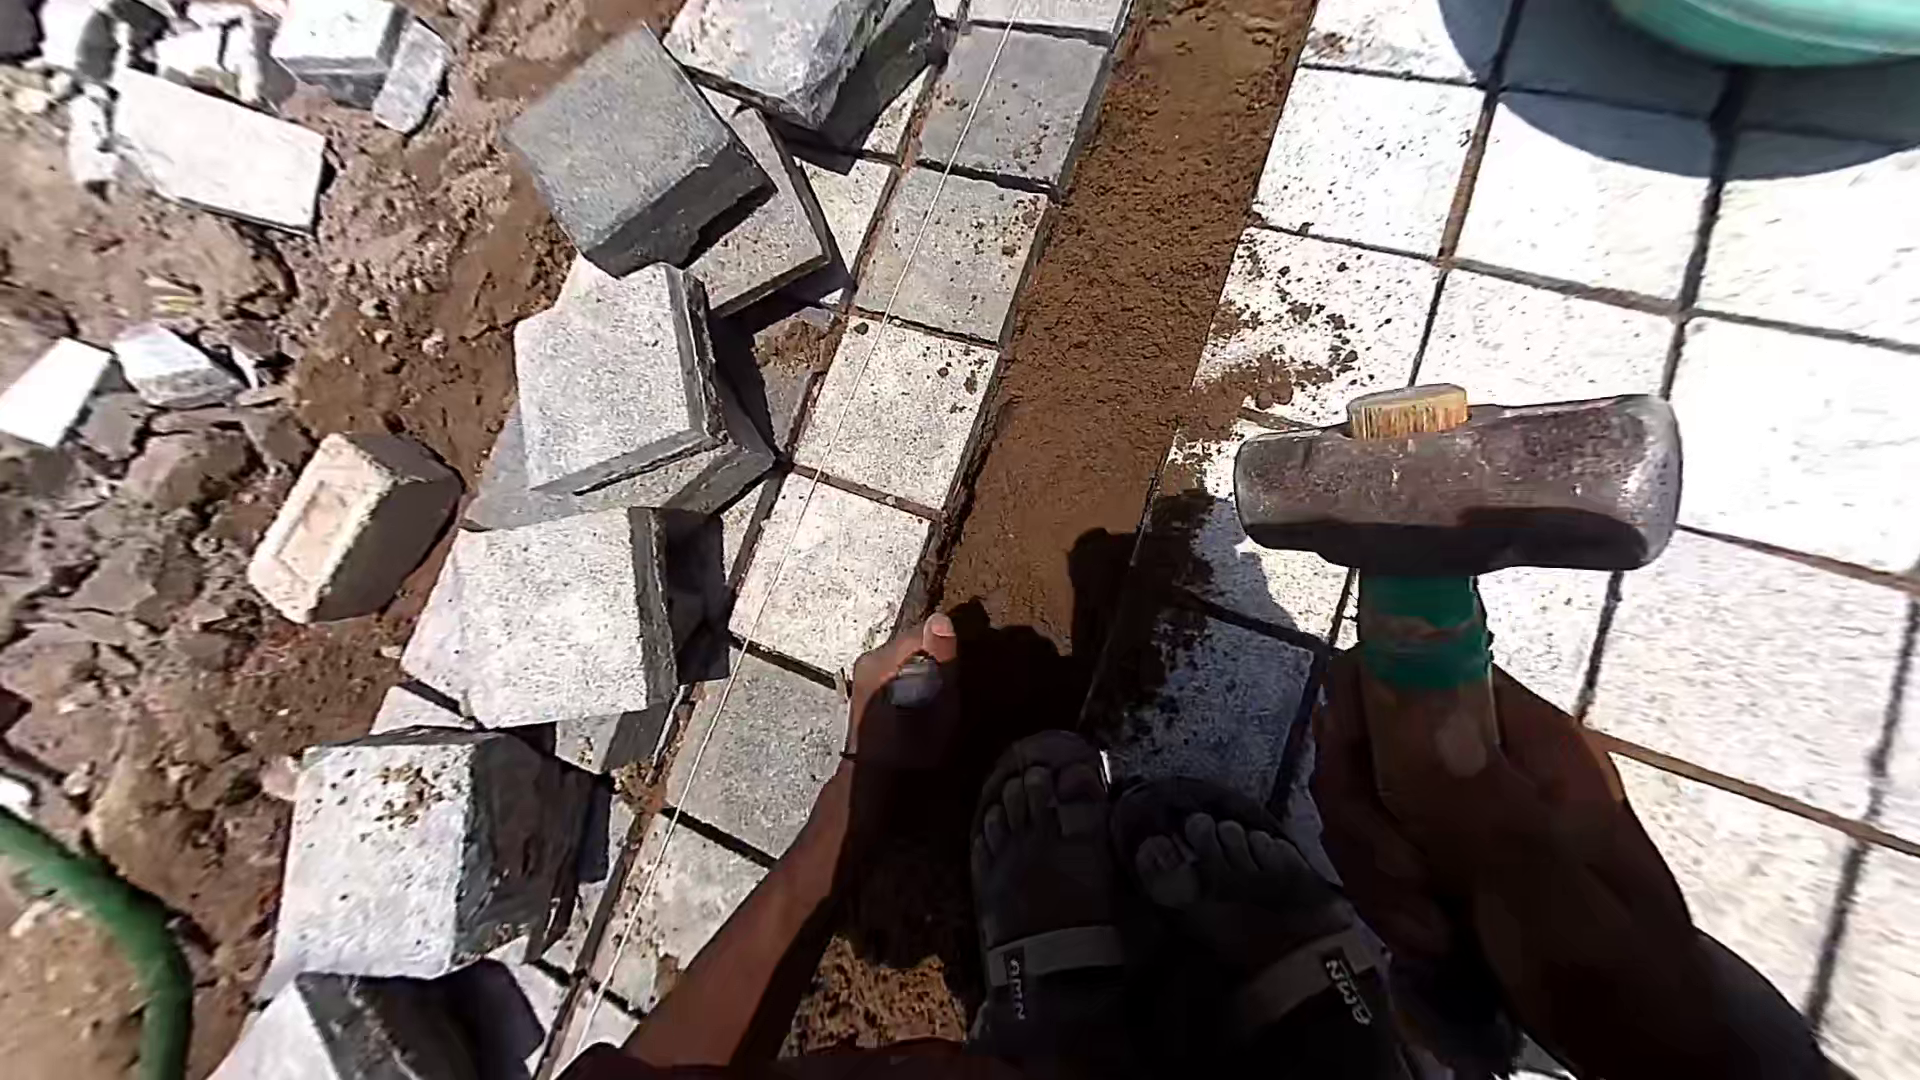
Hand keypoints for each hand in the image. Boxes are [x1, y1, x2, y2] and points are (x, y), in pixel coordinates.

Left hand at [843, 614, 959, 771]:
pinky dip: (911, 680)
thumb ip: (941, 659)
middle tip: (954, 681)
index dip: (948, 645)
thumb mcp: (938, 704)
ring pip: (905, 659)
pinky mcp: (865, 691)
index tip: (964, 663)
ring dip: (924, 669)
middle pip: (913, 644)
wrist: (877, 786)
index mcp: (883, 659)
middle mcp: (869, 660)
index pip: (924, 632)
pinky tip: (922, 701)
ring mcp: (864, 675)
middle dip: (935, 656)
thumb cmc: (913, 747)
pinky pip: (895, 673)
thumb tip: (941, 618)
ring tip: (940, 694)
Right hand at [1313, 650, 1761, 1078]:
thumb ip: (1482, 803)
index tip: (1360, 780)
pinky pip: (1354, 830)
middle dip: (1361, 811)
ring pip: (1348, 786)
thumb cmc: (1617, 980)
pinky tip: (1420, 929)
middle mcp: (1470, 744)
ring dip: (1367, 859)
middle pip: (1356, 731)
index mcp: (1515, 731)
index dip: (1359, 711)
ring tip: (1426, 926)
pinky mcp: (1420, 827)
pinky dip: (1372, 882)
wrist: (1631, 1052)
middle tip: (1405, 875)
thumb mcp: (1553, 901)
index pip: (1398, 666)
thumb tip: (1411, 691)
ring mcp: (1442, 786)